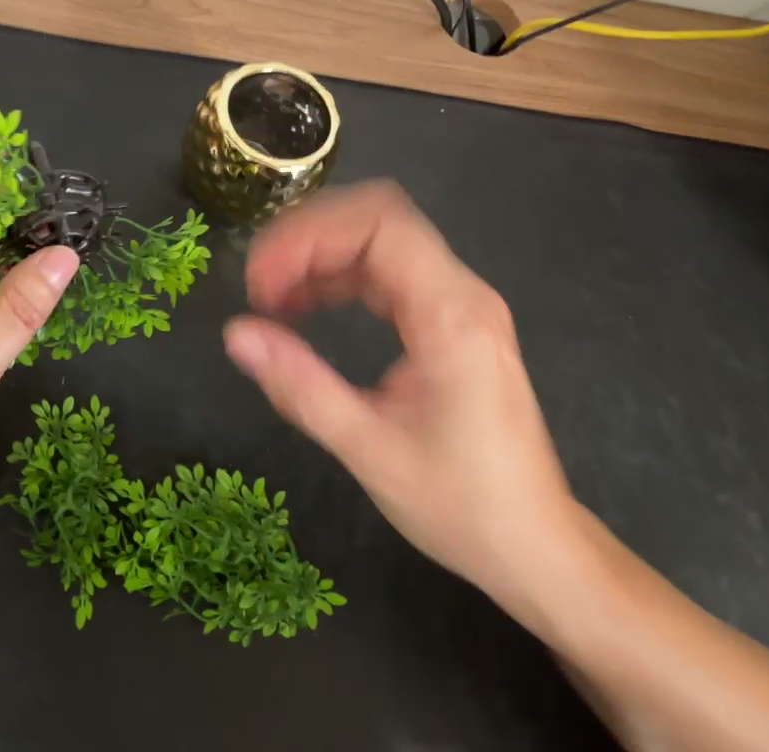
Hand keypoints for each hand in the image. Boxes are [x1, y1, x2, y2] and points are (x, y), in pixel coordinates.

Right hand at [222, 181, 581, 600]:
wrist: (534, 547)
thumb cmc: (459, 504)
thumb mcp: (368, 449)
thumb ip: (299, 386)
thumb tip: (235, 333)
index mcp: (450, 316)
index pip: (378, 225)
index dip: (308, 236)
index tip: (259, 281)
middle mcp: (461, 294)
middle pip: (377, 221)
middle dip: (307, 239)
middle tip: (258, 284)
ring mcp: (459, 306)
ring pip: (380, 244)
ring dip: (319, 258)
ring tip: (270, 299)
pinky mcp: (451, 323)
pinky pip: (388, 276)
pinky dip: (339, 281)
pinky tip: (303, 310)